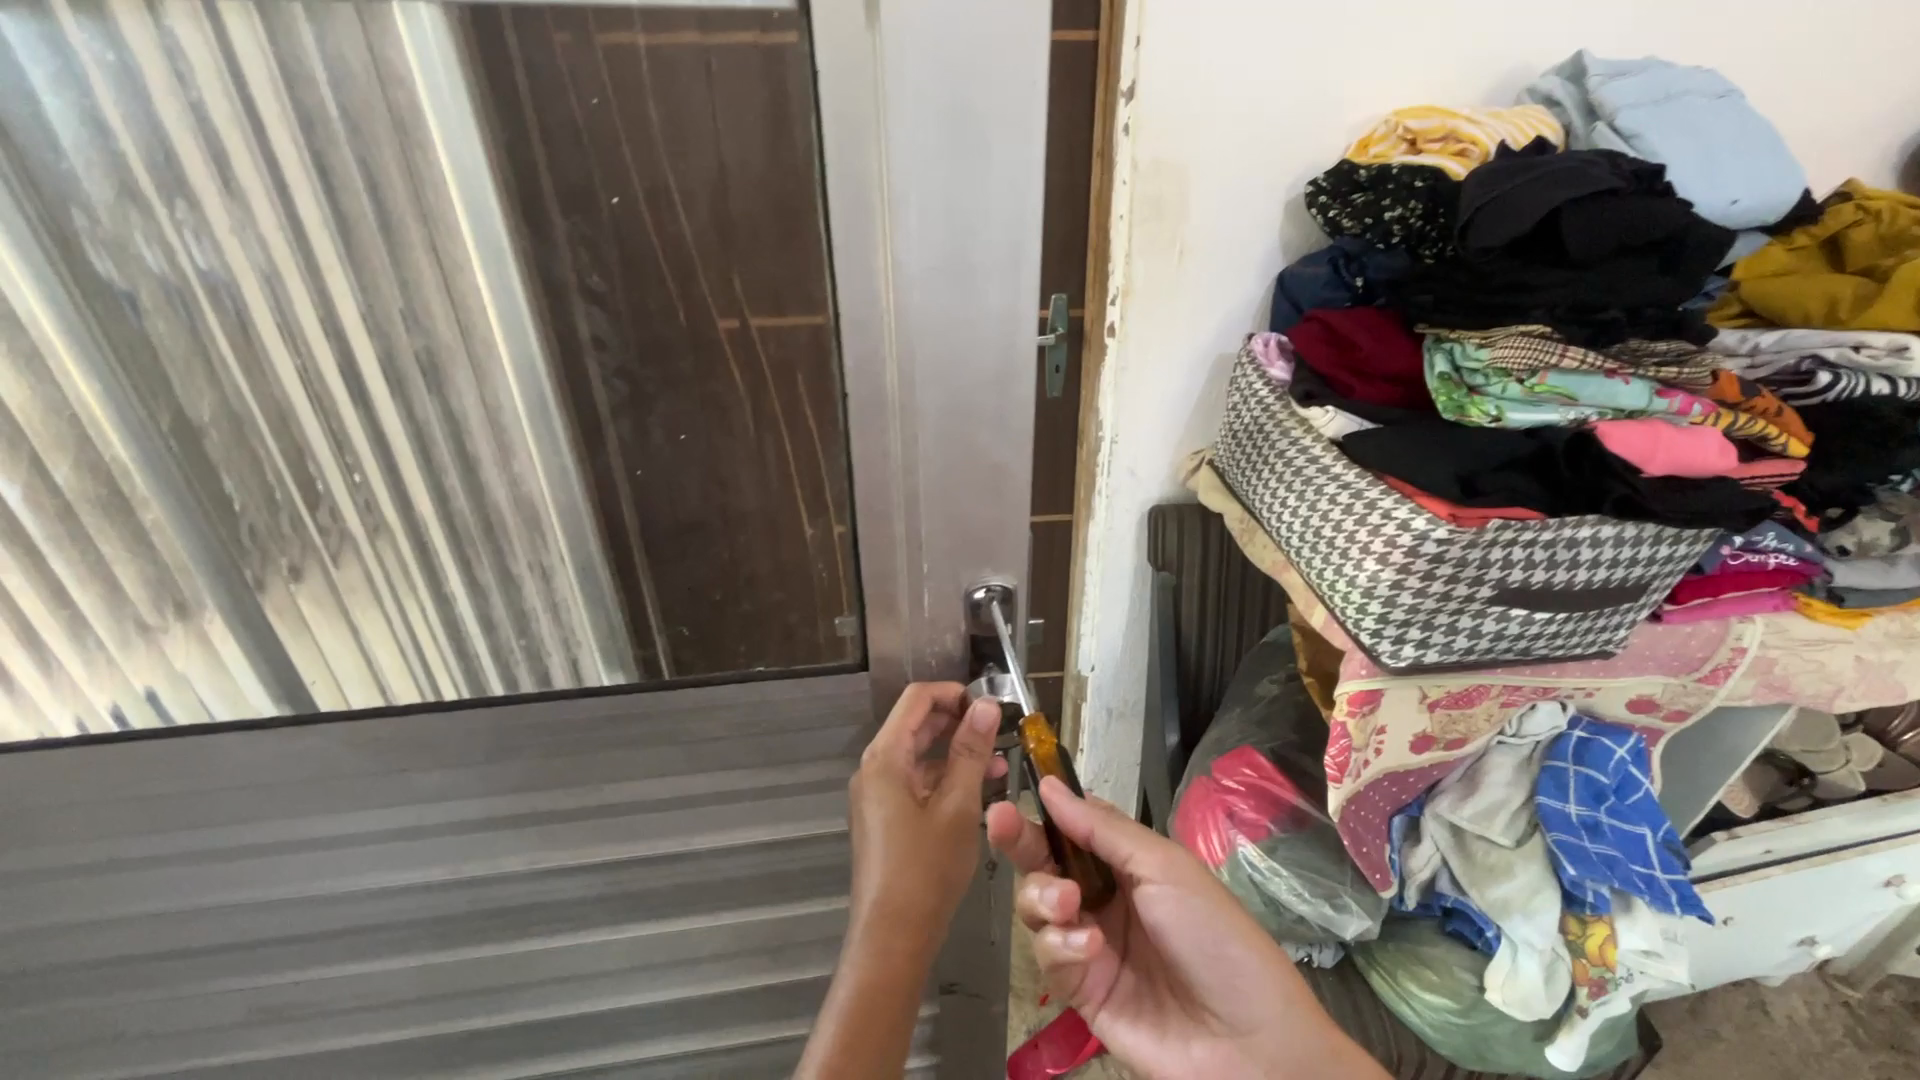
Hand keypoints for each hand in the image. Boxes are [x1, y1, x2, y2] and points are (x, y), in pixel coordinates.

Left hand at [847, 682, 1006, 941]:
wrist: (892, 937)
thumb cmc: (926, 869)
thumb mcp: (959, 807)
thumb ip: (972, 752)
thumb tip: (987, 705)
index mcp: (885, 757)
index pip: (916, 699)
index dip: (954, 693)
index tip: (991, 705)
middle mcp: (874, 768)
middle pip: (916, 724)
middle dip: (959, 722)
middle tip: (1000, 732)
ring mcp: (877, 794)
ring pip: (919, 755)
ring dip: (956, 753)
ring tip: (1000, 765)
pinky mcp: (885, 817)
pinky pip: (916, 782)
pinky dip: (945, 779)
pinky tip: (980, 793)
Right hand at [988, 776, 1385, 1079]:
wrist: (1245, 1039)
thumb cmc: (1214, 935)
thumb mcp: (1165, 867)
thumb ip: (1102, 829)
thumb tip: (1048, 785)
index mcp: (1127, 862)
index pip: (1073, 827)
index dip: (1044, 811)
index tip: (1015, 794)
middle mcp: (1102, 897)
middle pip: (1043, 862)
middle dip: (1020, 842)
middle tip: (998, 823)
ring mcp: (1088, 943)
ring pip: (1036, 906)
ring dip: (1043, 897)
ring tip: (1070, 905)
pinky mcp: (1079, 989)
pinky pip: (1046, 955)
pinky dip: (1060, 946)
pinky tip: (1088, 949)